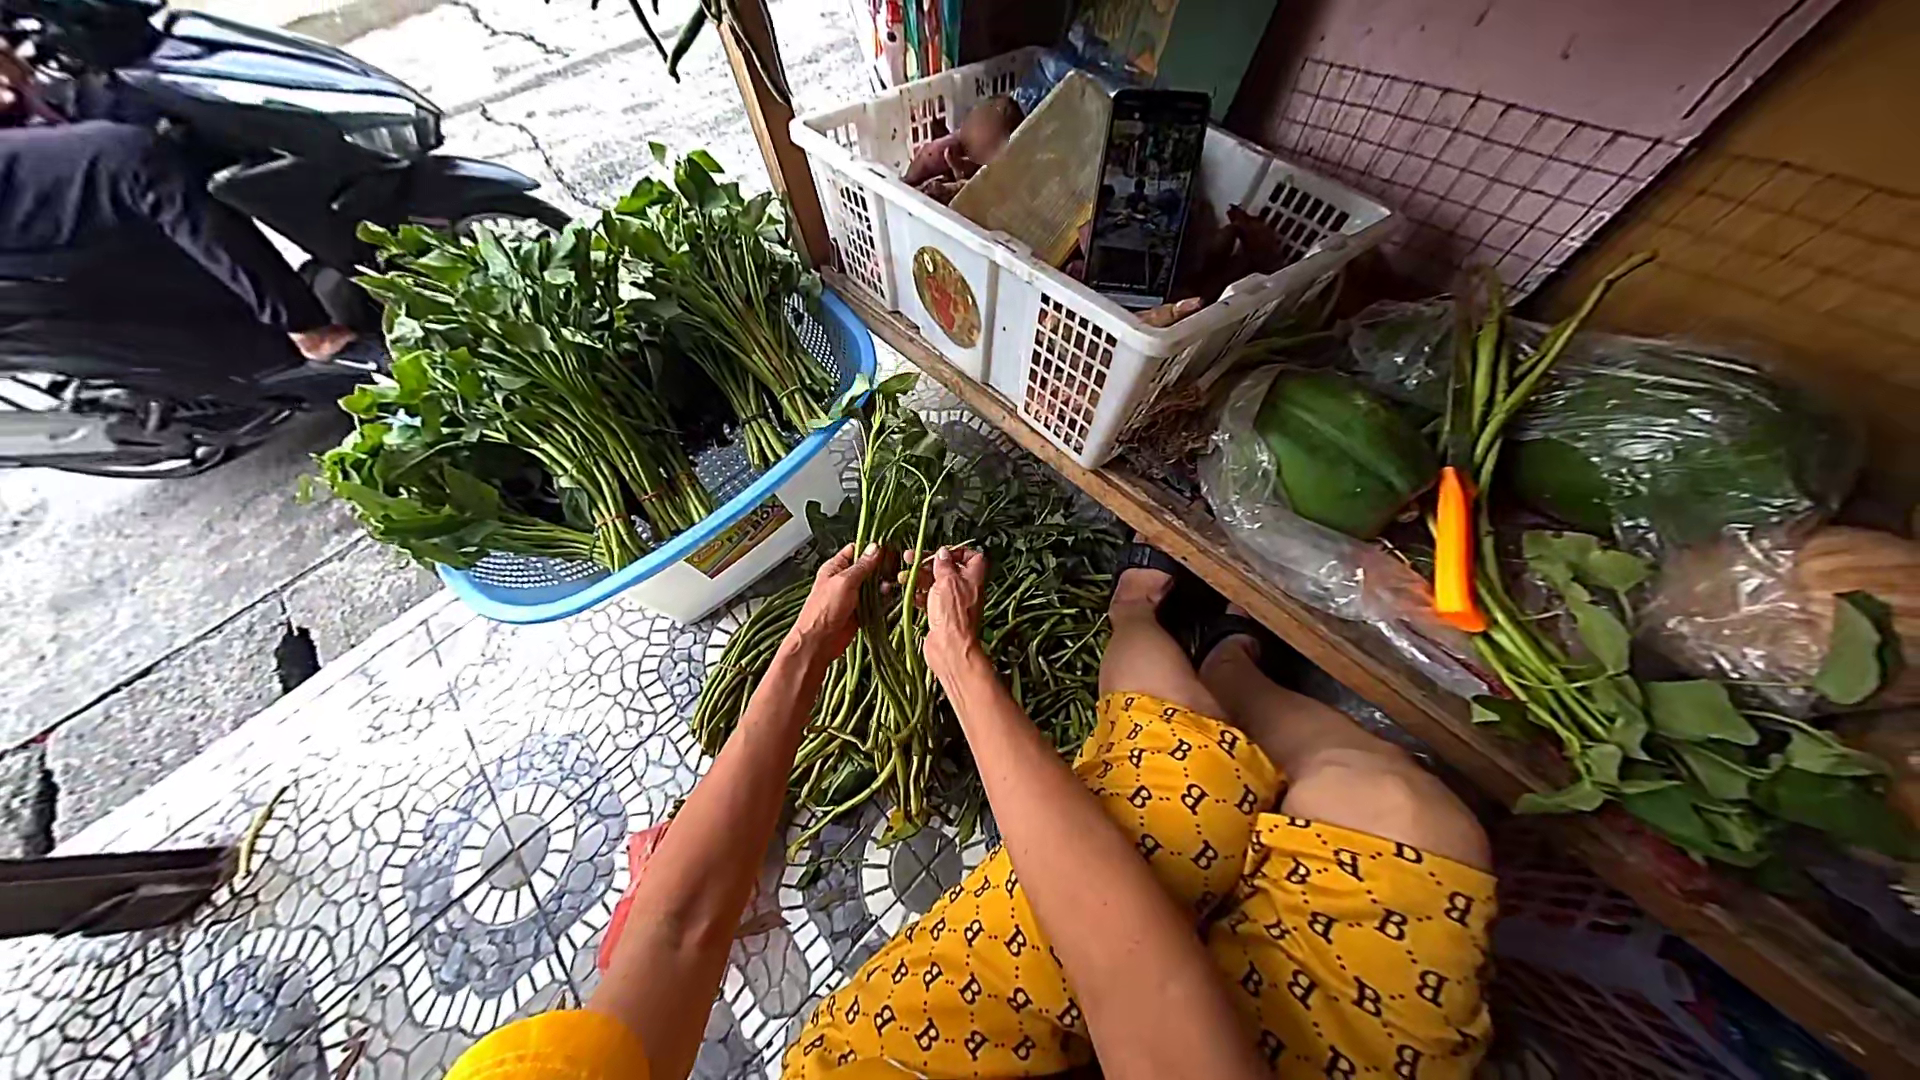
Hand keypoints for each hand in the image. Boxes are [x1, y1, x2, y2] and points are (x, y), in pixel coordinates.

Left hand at [783, 543, 882, 664]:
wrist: (819, 642)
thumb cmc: (824, 609)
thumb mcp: (844, 582)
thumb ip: (862, 565)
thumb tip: (876, 547)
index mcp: (836, 567)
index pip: (856, 550)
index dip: (872, 548)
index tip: (890, 547)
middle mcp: (845, 579)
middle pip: (868, 567)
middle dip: (882, 567)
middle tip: (897, 566)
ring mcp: (854, 595)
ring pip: (874, 584)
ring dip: (884, 584)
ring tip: (892, 583)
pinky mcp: (861, 610)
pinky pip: (876, 601)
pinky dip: (884, 599)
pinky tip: (890, 596)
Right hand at [909, 546, 988, 677]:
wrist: (950, 647)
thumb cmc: (952, 613)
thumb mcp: (947, 581)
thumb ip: (944, 565)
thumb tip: (943, 552)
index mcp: (973, 577)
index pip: (972, 557)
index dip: (956, 551)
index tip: (939, 552)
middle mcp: (965, 589)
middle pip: (948, 569)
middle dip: (929, 563)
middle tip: (909, 558)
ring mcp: (953, 603)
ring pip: (936, 584)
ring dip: (919, 578)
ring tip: (903, 577)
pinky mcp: (942, 615)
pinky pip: (930, 600)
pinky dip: (920, 596)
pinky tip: (910, 595)